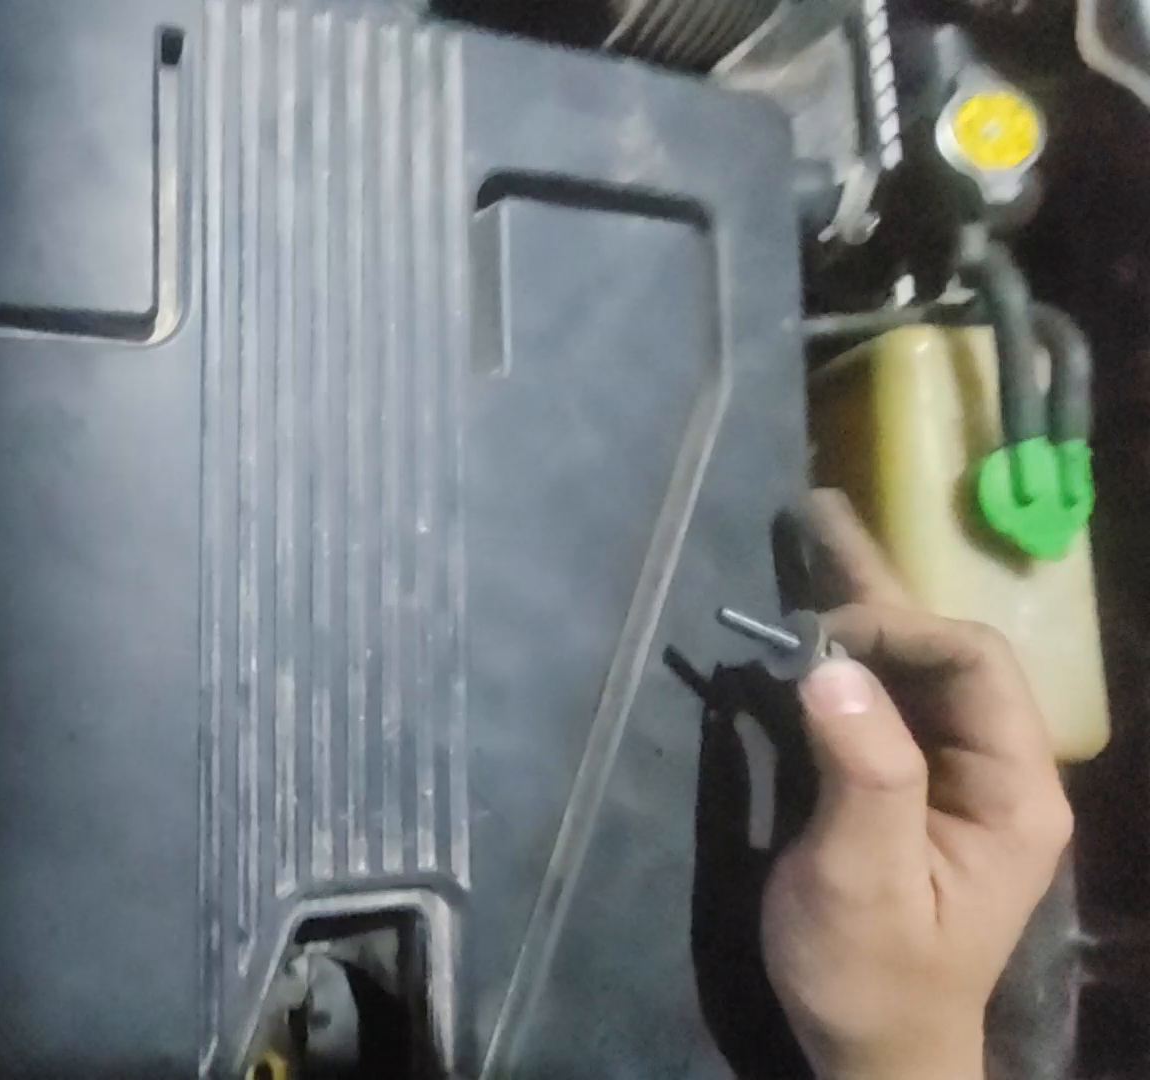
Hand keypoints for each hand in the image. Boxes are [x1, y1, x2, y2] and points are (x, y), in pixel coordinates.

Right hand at [761, 492, 1072, 1079]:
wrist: (867, 1033)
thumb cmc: (870, 963)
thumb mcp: (865, 876)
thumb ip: (863, 771)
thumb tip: (826, 667)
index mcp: (1008, 788)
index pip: (969, 666)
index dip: (893, 632)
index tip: (808, 639)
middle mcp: (983, 765)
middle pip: (939, 650)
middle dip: (874, 584)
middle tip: (814, 515)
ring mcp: (935, 771)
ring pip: (901, 667)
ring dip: (850, 605)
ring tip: (806, 542)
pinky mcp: (887, 779)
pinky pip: (866, 697)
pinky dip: (830, 652)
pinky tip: (798, 627)